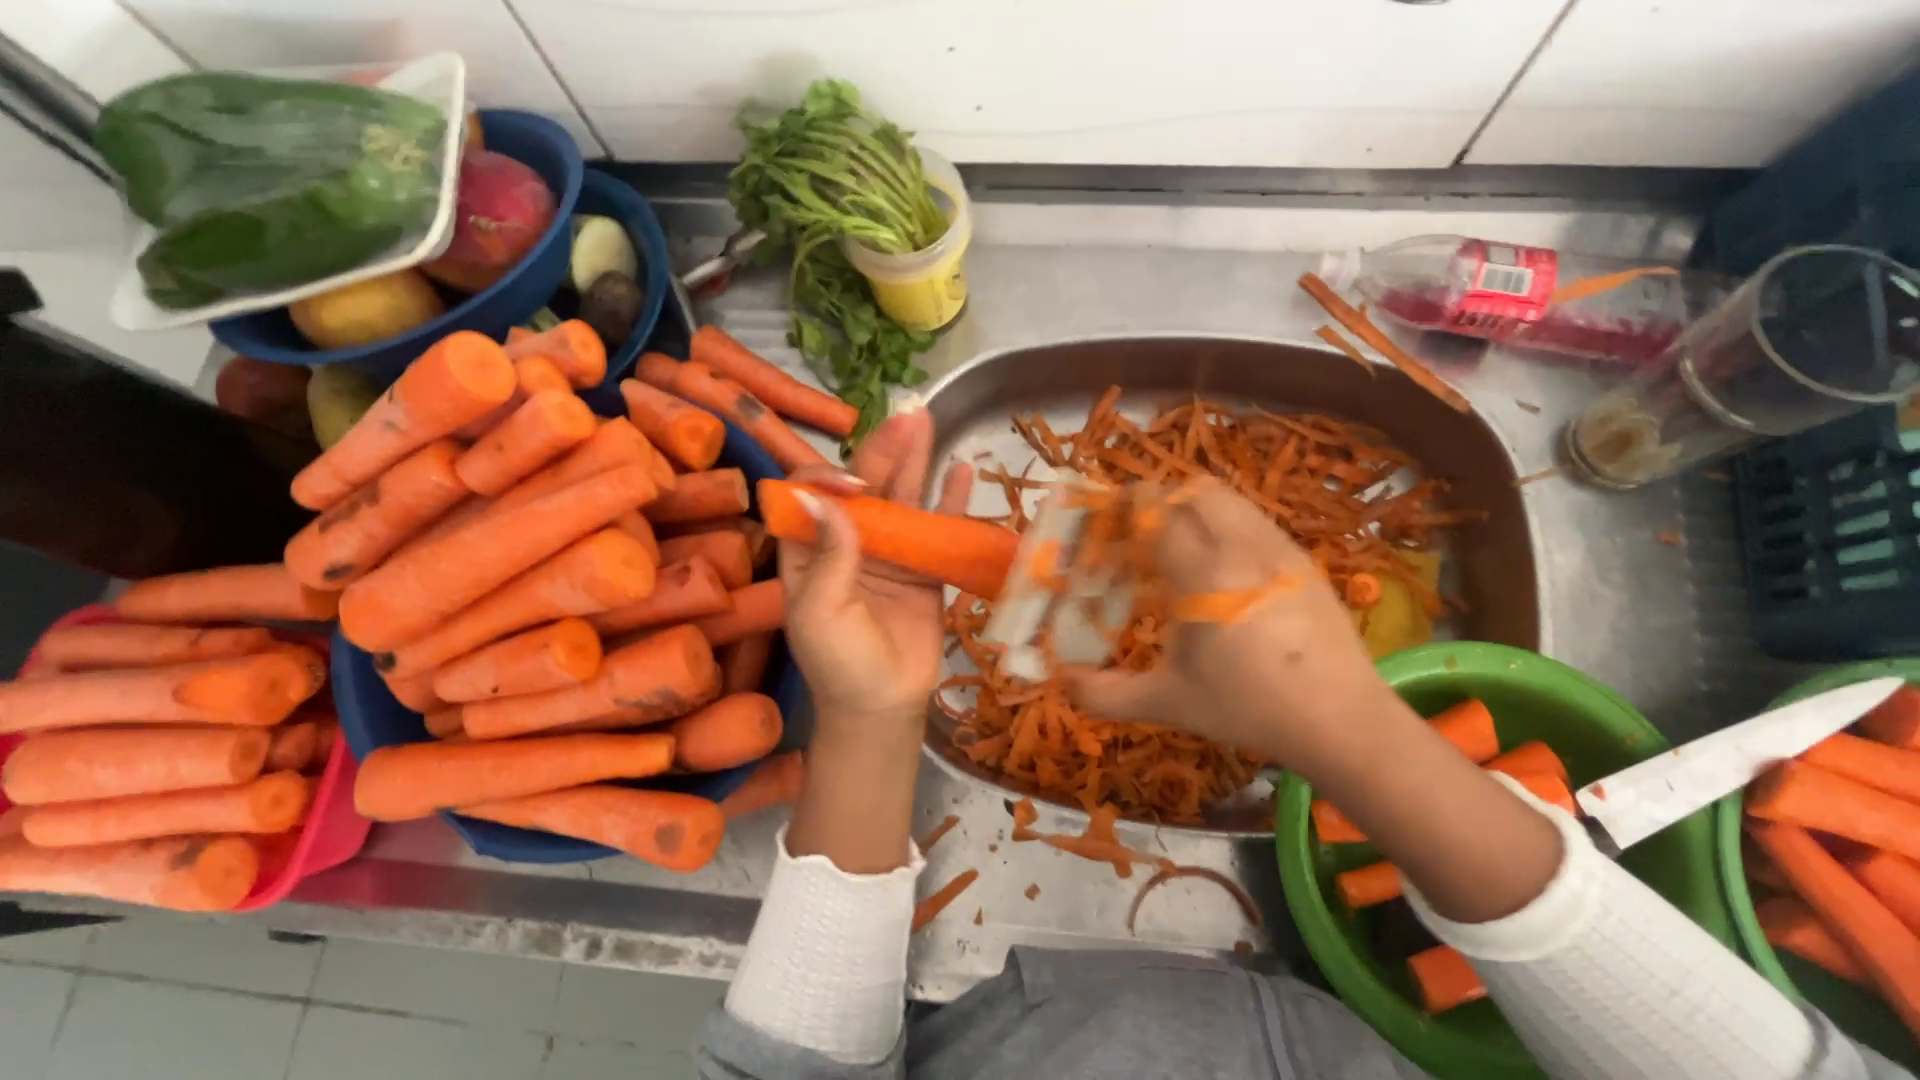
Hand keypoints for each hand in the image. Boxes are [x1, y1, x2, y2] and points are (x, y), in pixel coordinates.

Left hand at [778, 406, 973, 745]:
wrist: (884, 706)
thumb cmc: (840, 663)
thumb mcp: (820, 611)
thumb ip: (828, 554)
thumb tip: (829, 498)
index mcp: (809, 551)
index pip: (814, 498)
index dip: (830, 480)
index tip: (854, 484)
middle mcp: (847, 543)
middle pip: (864, 487)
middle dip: (882, 452)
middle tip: (906, 417)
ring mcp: (888, 553)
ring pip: (902, 499)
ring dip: (914, 461)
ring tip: (927, 422)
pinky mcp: (923, 568)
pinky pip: (937, 528)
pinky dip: (950, 501)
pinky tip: (963, 469)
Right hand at [1069, 478, 1396, 774]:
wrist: (1338, 717)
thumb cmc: (1245, 707)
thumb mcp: (1168, 702)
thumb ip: (1106, 692)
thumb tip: (1061, 682)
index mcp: (1202, 575)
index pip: (1157, 511)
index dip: (1127, 505)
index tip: (1107, 517)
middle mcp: (1242, 547)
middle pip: (1194, 490)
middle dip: (1161, 499)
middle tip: (1140, 530)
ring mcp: (1279, 549)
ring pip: (1231, 499)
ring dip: (1196, 507)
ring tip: (1179, 543)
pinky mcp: (1304, 561)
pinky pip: (1257, 520)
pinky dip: (1229, 524)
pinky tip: (1224, 567)